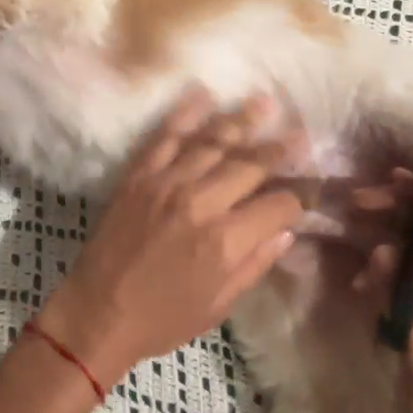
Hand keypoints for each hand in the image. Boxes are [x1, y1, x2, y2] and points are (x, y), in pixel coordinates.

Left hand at [31, 89, 306, 387]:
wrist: (99, 310)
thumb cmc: (164, 318)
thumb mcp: (219, 305)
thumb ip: (255, 264)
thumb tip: (286, 231)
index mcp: (225, 242)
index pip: (276, 205)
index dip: (300, 195)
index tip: (313, 182)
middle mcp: (199, 202)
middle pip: (248, 165)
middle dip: (278, 148)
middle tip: (300, 131)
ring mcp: (166, 182)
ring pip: (211, 142)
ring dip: (240, 120)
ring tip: (264, 101)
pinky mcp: (139, 173)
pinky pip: (165, 136)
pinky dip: (185, 113)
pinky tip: (203, 94)